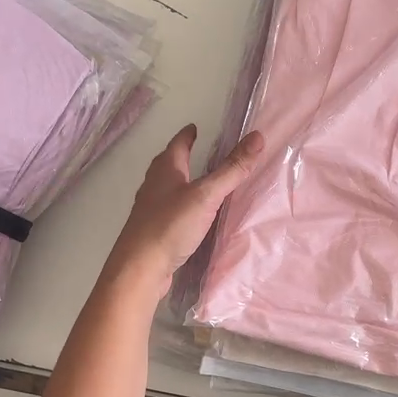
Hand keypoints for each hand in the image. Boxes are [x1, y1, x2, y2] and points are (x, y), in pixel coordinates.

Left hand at [105, 124, 264, 291]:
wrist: (140, 268)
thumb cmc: (170, 225)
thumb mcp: (206, 195)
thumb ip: (232, 169)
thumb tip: (257, 136)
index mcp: (165, 170)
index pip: (177, 144)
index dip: (187, 135)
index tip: (195, 128)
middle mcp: (154, 185)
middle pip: (168, 164)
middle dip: (181, 156)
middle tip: (197, 151)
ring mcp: (151, 209)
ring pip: (167, 188)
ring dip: (181, 181)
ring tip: (198, 182)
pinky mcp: (153, 231)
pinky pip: (170, 210)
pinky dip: (182, 206)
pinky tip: (192, 216)